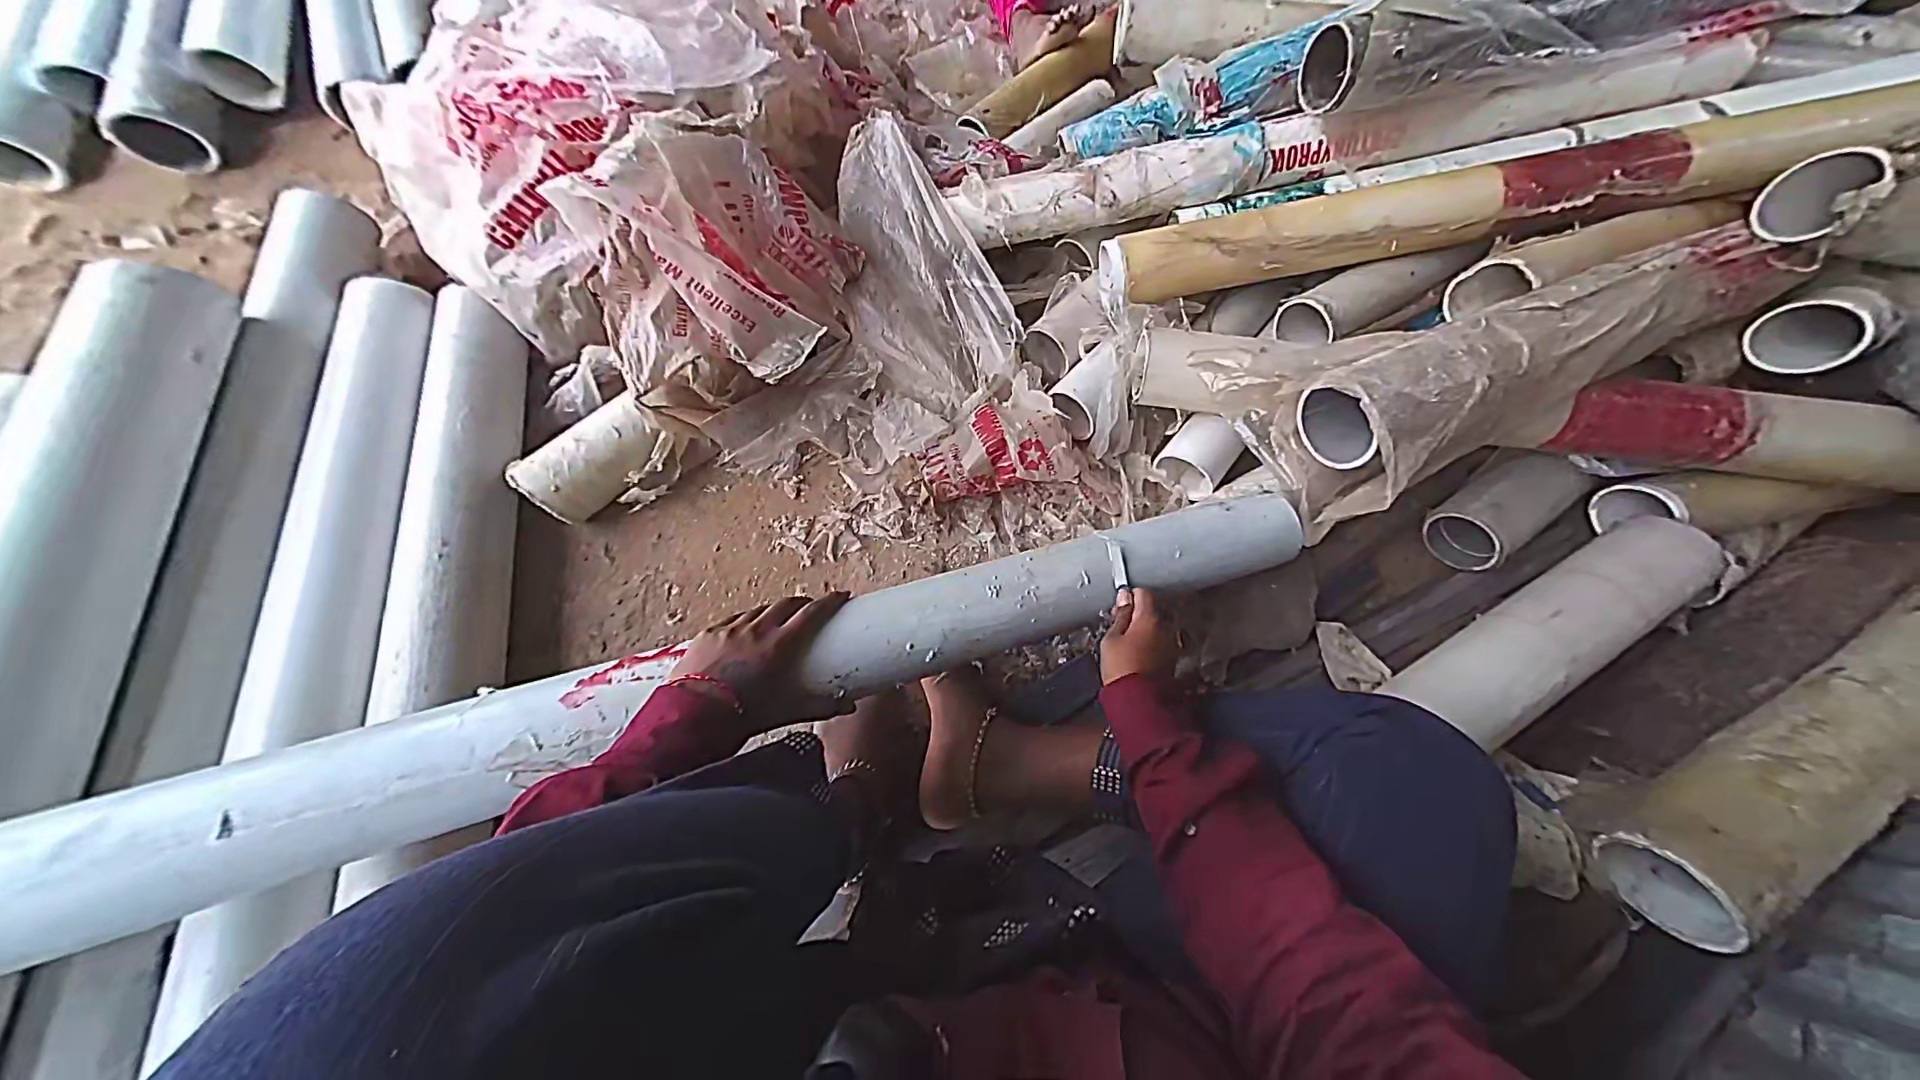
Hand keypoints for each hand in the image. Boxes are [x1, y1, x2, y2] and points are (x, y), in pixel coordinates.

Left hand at [672, 593, 852, 730]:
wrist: (690, 719)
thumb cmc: (742, 717)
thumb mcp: (786, 712)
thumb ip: (820, 707)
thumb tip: (848, 706)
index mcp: (780, 645)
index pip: (812, 613)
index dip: (829, 602)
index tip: (841, 596)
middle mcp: (756, 630)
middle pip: (786, 604)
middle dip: (802, 603)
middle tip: (811, 609)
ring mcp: (730, 630)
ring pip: (759, 610)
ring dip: (774, 611)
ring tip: (780, 620)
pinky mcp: (708, 635)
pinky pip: (734, 620)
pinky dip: (747, 621)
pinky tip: (748, 630)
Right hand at [1100, 588, 1177, 684]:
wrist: (1137, 700)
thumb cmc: (1120, 668)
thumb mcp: (1111, 639)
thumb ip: (1121, 615)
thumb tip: (1124, 598)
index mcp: (1149, 619)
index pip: (1143, 594)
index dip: (1130, 596)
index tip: (1120, 606)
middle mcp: (1166, 628)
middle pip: (1153, 610)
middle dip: (1138, 614)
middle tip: (1121, 626)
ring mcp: (1172, 644)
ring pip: (1158, 627)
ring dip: (1146, 629)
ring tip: (1129, 643)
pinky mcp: (1173, 659)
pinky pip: (1162, 642)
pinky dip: (1152, 643)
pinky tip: (1139, 654)